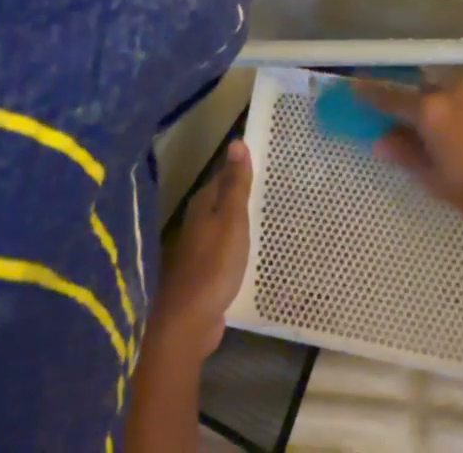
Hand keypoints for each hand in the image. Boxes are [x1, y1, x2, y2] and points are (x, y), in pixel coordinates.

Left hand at [146, 140, 252, 362]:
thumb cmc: (213, 265)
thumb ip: (235, 185)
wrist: (188, 321)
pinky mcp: (205, 274)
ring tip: (270, 216)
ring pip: (223, 226)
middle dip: (242, 193)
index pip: (223, 176)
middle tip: (274, 186)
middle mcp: (197, 223)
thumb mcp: (232, 221)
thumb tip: (235, 141)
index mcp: (203, 205)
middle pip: (222, 201)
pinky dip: (239, 246)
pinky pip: (225, 251)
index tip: (265, 160)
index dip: (241, 167)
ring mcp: (199, 250)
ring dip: (241, 221)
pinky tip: (253, 252)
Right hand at [364, 76, 462, 244]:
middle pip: (430, 92)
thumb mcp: (440, 183)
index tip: (355, 87)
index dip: (371, 94)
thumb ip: (407, 157)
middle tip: (431, 132)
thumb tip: (380, 141)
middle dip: (426, 107)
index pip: (391, 98)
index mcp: (432, 112)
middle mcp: (458, 89)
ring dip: (459, 105)